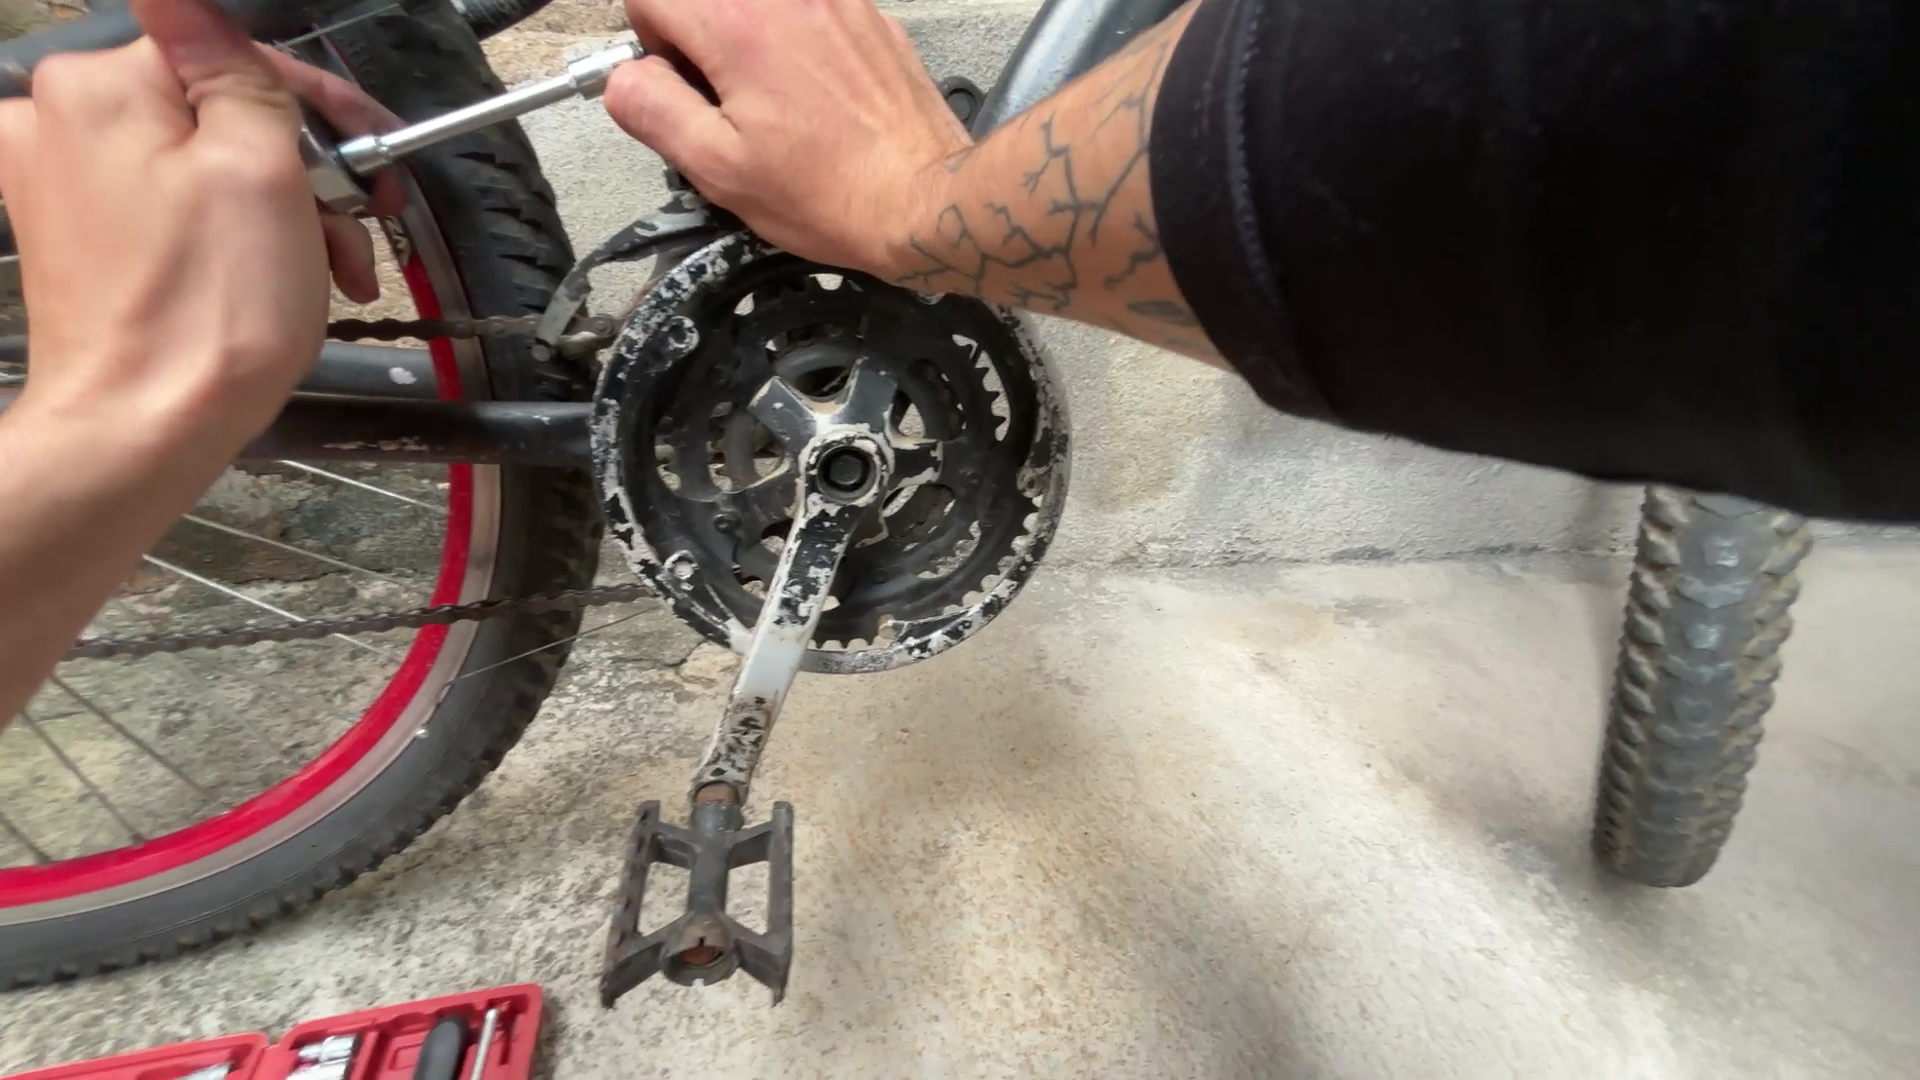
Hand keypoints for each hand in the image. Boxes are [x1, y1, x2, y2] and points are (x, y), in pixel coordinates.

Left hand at [0, 0, 402, 447]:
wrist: (155, 413)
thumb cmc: (219, 306)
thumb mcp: (261, 179)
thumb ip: (242, 81)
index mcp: (108, 89)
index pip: (235, 58)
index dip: (327, 107)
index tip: (385, 158)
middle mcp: (64, 116)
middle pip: (227, 116)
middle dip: (313, 176)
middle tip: (364, 231)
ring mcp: (67, 177)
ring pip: (213, 165)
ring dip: (292, 214)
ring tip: (334, 272)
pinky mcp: (85, 231)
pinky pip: (185, 207)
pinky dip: (245, 235)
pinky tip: (281, 276)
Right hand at [603, 0, 969, 277]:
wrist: (924, 204)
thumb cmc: (830, 196)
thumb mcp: (720, 170)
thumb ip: (653, 111)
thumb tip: (626, 78)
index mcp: (734, 22)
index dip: (654, 49)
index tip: (686, 95)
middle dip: (704, 45)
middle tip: (736, 111)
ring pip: (759, 5)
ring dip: (753, 44)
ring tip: (784, 109)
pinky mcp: (871, 18)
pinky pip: (811, 13)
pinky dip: (802, 45)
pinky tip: (824, 101)